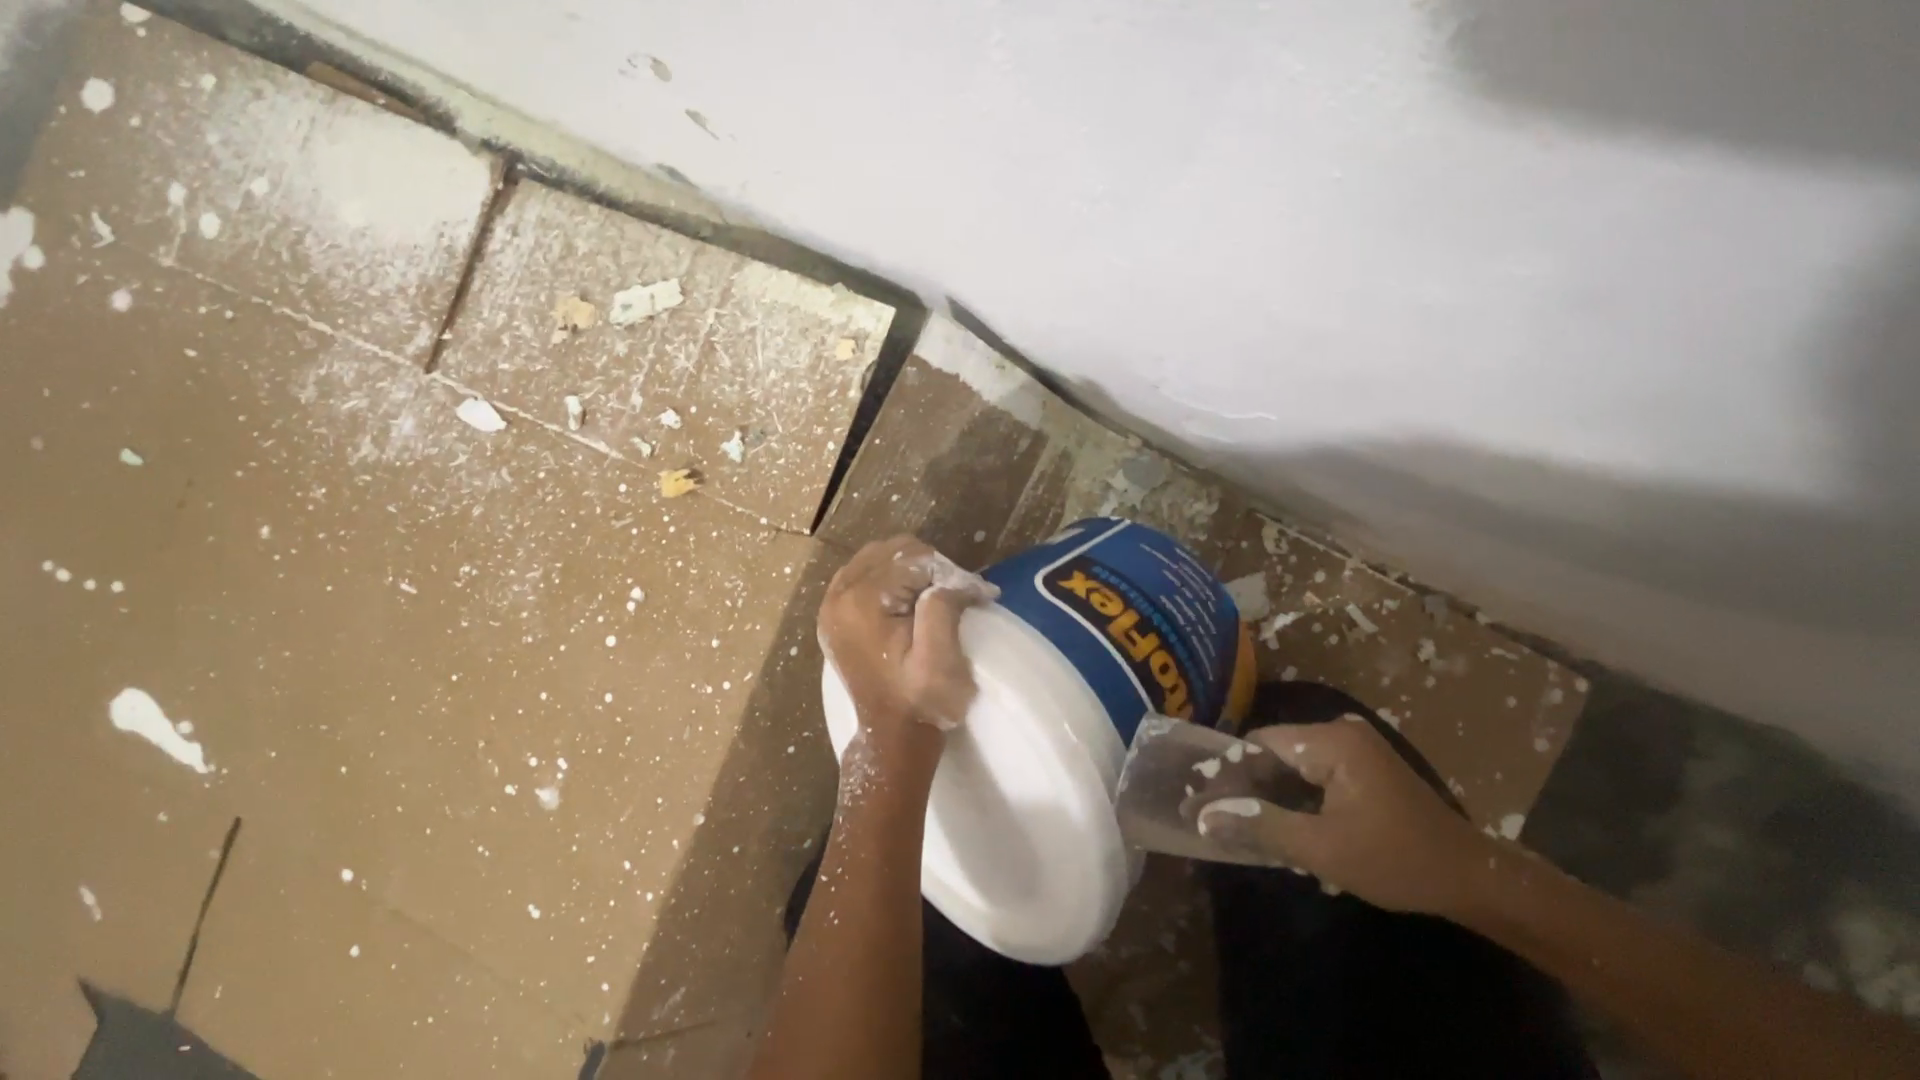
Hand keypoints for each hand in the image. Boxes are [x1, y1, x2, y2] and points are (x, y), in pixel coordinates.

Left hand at [818, 536, 996, 737]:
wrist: (894, 737)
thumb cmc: (921, 700)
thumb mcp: (940, 656)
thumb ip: (943, 605)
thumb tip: (951, 579)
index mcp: (860, 602)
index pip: (912, 559)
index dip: (948, 572)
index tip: (977, 595)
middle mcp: (837, 596)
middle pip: (891, 551)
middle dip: (928, 567)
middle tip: (956, 595)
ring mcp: (831, 606)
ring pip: (877, 559)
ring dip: (909, 571)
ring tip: (935, 598)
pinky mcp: (835, 617)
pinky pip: (862, 576)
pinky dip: (889, 580)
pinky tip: (909, 602)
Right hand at [1196, 716, 1495, 915]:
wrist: (1470, 878)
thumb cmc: (1395, 860)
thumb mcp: (1320, 848)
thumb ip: (1259, 825)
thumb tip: (1203, 816)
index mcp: (1331, 742)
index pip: (1259, 742)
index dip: (1227, 771)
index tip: (1202, 801)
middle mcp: (1342, 732)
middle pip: (1275, 750)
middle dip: (1247, 784)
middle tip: (1218, 818)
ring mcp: (1357, 748)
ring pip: (1293, 763)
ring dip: (1271, 792)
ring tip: (1243, 823)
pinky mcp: (1365, 766)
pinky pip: (1315, 772)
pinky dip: (1296, 795)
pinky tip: (1283, 823)